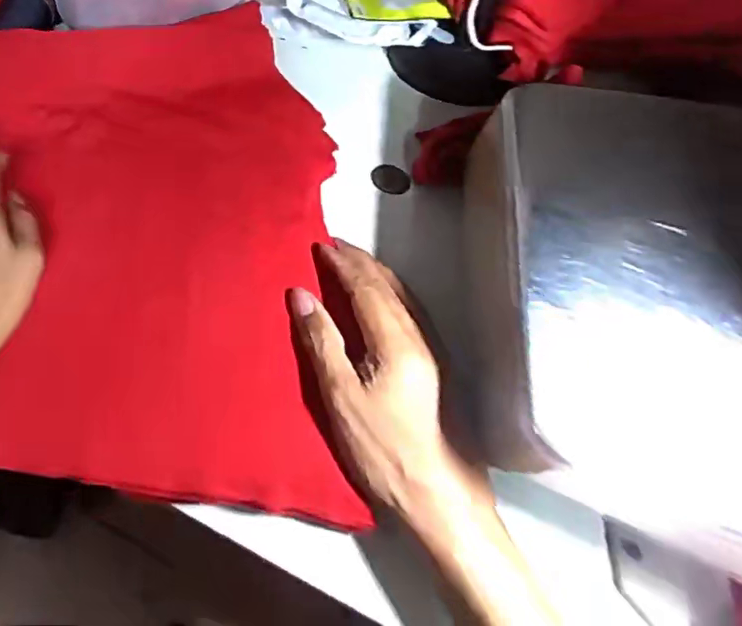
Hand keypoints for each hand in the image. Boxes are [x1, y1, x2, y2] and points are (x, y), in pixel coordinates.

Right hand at [289, 241, 494, 534]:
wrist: (441, 497)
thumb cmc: (384, 450)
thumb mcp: (341, 398)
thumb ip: (321, 341)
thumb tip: (300, 293)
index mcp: (395, 339)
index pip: (365, 285)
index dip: (341, 262)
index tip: (319, 244)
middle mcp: (419, 335)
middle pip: (387, 284)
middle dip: (358, 260)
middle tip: (332, 245)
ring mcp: (432, 350)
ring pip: (401, 295)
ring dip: (374, 273)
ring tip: (350, 264)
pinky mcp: (436, 365)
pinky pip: (408, 310)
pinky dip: (386, 292)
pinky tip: (379, 300)